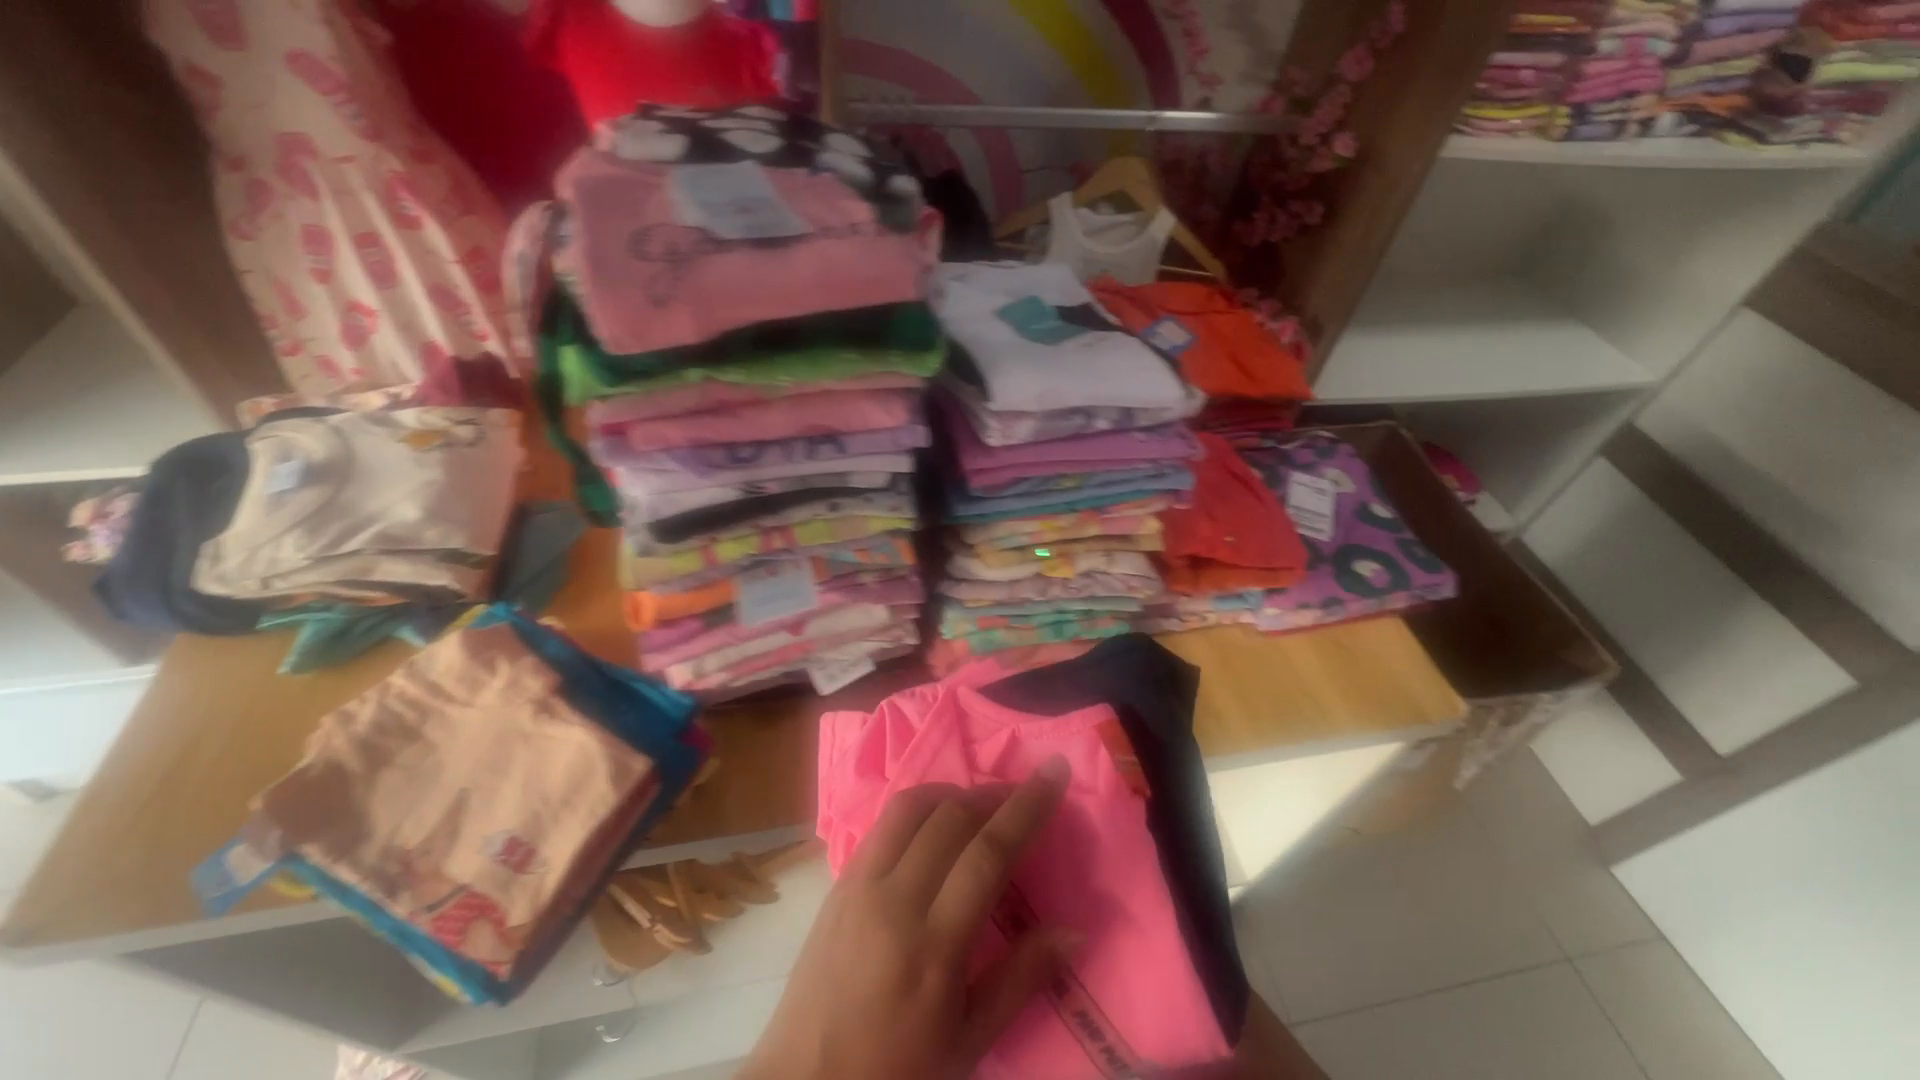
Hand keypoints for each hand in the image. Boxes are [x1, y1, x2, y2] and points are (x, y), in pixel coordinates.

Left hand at [740, 758, 1077, 1079]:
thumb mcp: (968, 1040)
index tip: (1054, 772)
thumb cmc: (896, 1068)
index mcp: (933, 944)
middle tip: (1023, 794)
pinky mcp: (835, 886)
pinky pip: (880, 827)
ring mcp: (857, 887)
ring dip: (951, 793)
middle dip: (994, 794)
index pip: (988, 853)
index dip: (1026, 807)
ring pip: (908, 809)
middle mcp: (893, 900)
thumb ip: (1021, 979)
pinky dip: (915, 811)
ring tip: (980, 804)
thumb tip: (1074, 930)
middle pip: (950, 819)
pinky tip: (933, 826)